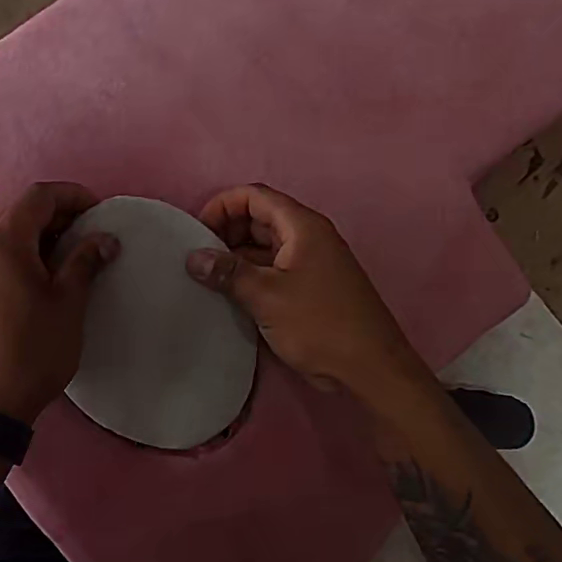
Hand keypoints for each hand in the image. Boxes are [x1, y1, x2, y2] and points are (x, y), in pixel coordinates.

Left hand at [0, 182, 118, 424]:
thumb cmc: (34, 350)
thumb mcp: (68, 304)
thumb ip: (84, 262)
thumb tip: (104, 238)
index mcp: (3, 243)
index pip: (38, 197)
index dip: (73, 196)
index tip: (100, 211)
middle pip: (20, 213)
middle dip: (58, 215)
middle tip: (91, 233)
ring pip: (7, 236)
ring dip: (41, 237)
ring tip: (72, 258)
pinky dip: (23, 255)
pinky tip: (44, 279)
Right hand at [185, 184, 425, 400]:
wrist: (368, 365)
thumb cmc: (319, 324)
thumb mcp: (267, 296)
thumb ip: (229, 274)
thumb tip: (193, 258)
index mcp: (302, 226)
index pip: (254, 196)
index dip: (221, 207)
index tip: (196, 233)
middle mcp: (308, 238)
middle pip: (259, 219)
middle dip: (226, 234)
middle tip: (198, 261)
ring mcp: (311, 264)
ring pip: (265, 249)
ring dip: (237, 260)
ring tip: (207, 281)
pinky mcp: (310, 290)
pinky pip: (274, 272)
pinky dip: (252, 278)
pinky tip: (230, 298)